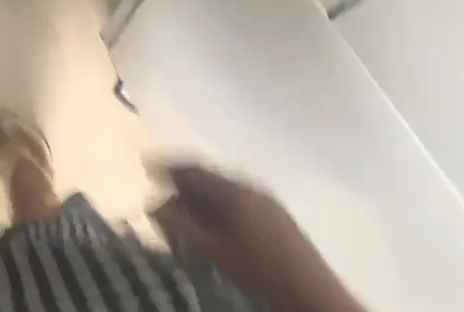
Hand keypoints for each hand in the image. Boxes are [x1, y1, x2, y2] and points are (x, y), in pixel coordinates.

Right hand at [152, 164, 361, 311]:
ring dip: (202, 199)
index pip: (194, 168)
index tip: (146, 166)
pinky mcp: (280, 223)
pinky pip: (240, 205)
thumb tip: (153, 202)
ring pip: (226, 192)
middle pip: (210, 178)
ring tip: (183, 216)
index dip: (167, 166)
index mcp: (236, 190)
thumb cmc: (261, 275)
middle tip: (162, 196)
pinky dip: (220, 210)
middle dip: (184, 185)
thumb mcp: (214, 252)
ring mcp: (270, 206)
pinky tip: (214, 230)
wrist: (318, 304)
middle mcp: (253, 189)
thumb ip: (180, 226)